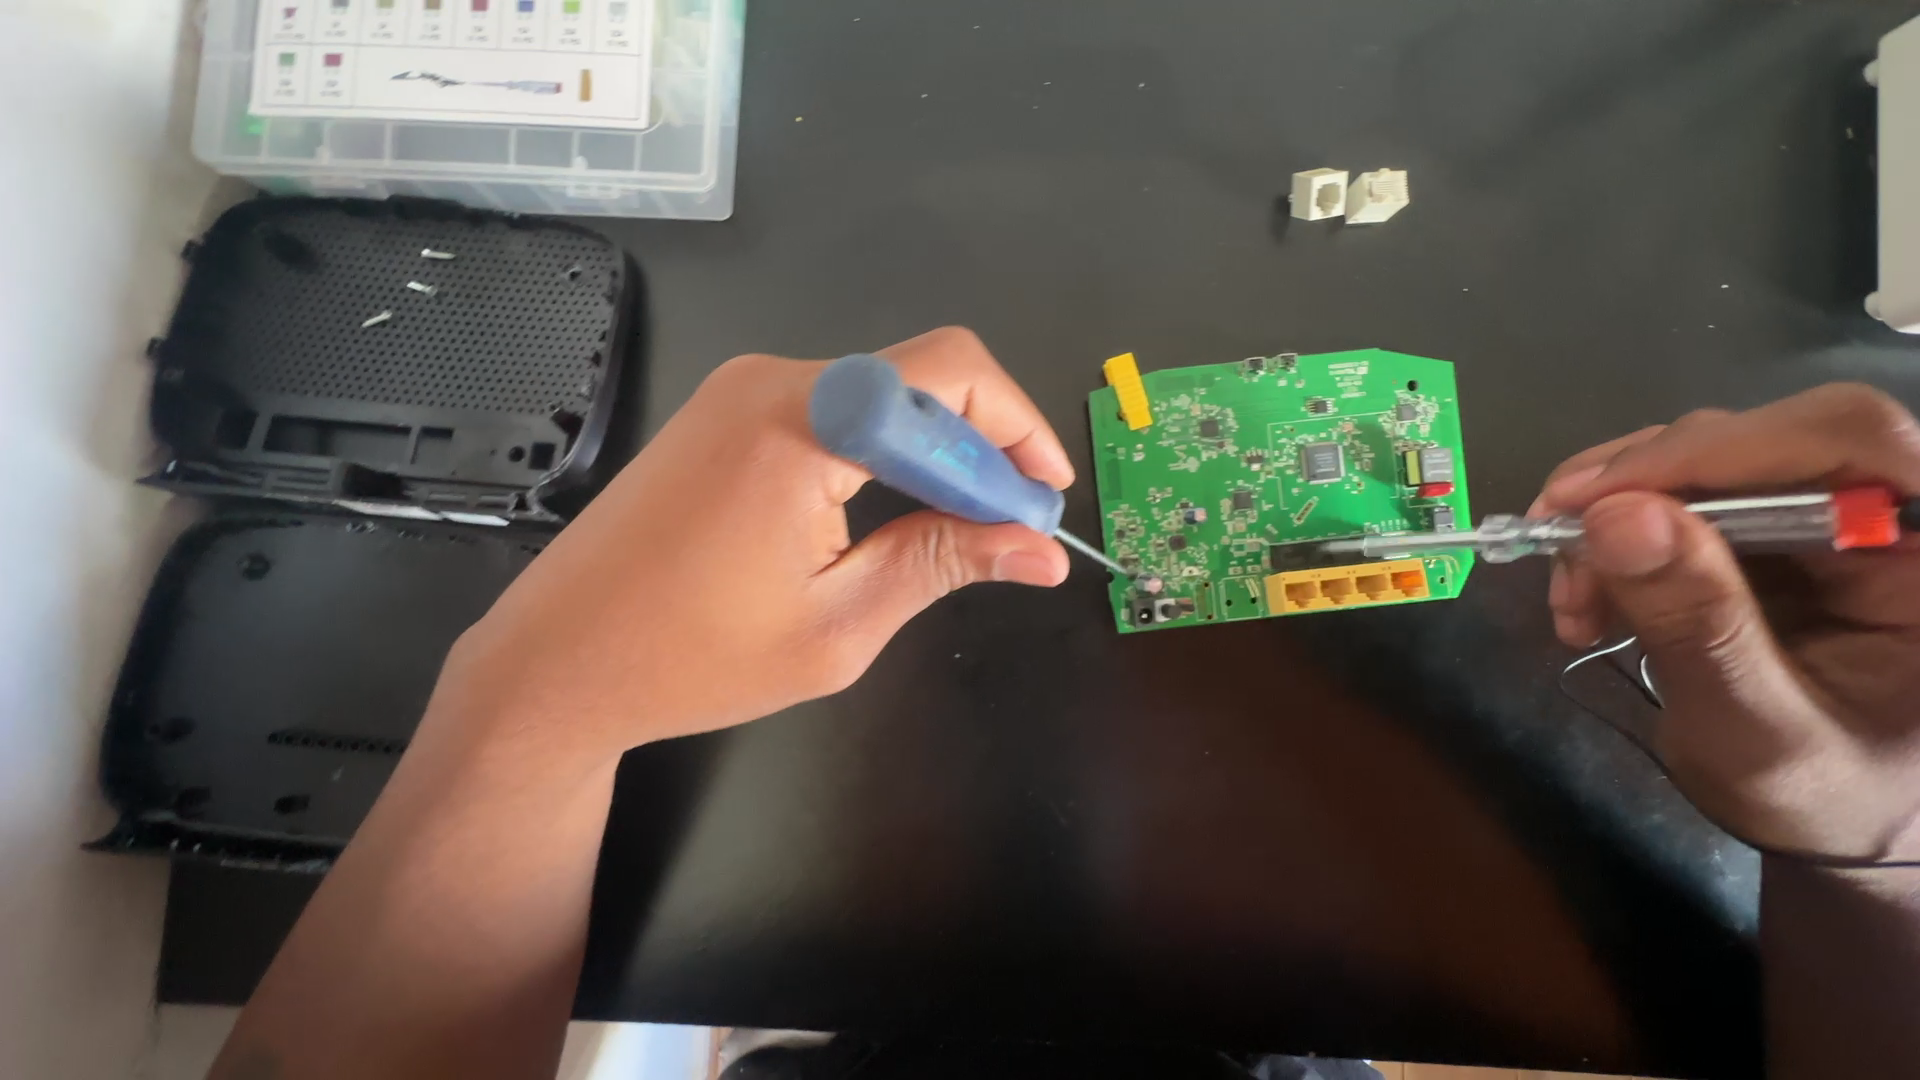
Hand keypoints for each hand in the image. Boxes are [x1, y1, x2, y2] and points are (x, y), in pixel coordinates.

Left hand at [433, 327, 1073, 760]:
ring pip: (883, 394)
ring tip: (966, 526)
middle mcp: (773, 381)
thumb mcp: (840, 623)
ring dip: (938, 453)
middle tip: (1014, 525)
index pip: (951, 380)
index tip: (1045, 500)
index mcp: (802, 424)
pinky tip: (900, 507)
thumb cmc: (693, 658)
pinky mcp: (728, 411)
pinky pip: (838, 409)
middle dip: (985, 448)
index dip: (1019, 431)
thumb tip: (1039, 549)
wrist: (557, 661)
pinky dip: (888, 452)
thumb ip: (945, 563)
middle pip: (922, 379)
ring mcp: (742, 390)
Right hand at [1535, 384, 1919, 861]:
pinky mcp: (1769, 533)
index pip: (1845, 441)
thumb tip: (1612, 515)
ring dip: (1607, 519)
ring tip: (1571, 598)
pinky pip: (1671, 498)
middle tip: (1550, 541)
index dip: (1713, 450)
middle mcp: (1897, 516)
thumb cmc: (1819, 795)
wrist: (1836, 821)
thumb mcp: (1751, 726)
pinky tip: (1587, 595)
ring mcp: (1827, 520)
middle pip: (1755, 439)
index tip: (1592, 500)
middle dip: (1634, 487)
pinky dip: (1608, 537)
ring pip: (1697, 461)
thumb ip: (1695, 622)